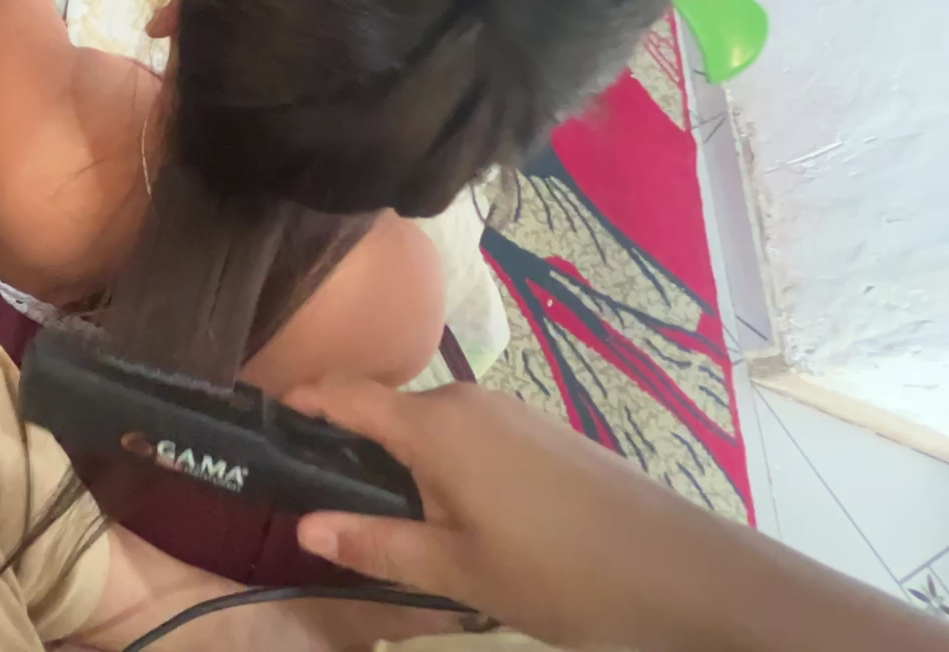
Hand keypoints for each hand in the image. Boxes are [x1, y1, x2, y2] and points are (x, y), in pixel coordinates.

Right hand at [286, 380, 747, 650]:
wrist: (708, 581)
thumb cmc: (569, 575)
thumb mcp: (463, 573)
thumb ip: (377, 544)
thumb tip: (304, 527)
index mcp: (432, 425)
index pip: (342, 392)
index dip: (299, 399)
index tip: (265, 418)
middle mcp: (462, 399)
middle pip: (382, 406)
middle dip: (349, 440)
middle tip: (332, 494)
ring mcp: (505, 407)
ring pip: (424, 419)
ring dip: (398, 453)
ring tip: (400, 512)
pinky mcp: (537, 425)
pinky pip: (464, 426)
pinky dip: (440, 454)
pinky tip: (465, 508)